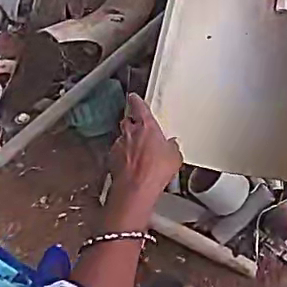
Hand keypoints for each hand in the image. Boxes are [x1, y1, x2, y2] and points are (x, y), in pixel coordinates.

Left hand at [109, 94, 181, 216]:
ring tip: (138, 153)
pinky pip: (117, 154)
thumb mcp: (174, 157)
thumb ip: (172, 147)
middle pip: (127, 121)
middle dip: (133, 124)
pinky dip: (122, 157)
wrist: (136, 188)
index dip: (136, 101)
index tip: (134, 97)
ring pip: (122, 138)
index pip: (139, 106)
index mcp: (146, 126)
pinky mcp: (112, 159)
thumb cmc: (155, 170)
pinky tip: (131, 165)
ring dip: (128, 142)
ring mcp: (119, 145)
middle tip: (141, 130)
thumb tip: (173, 146)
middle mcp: (130, 132)